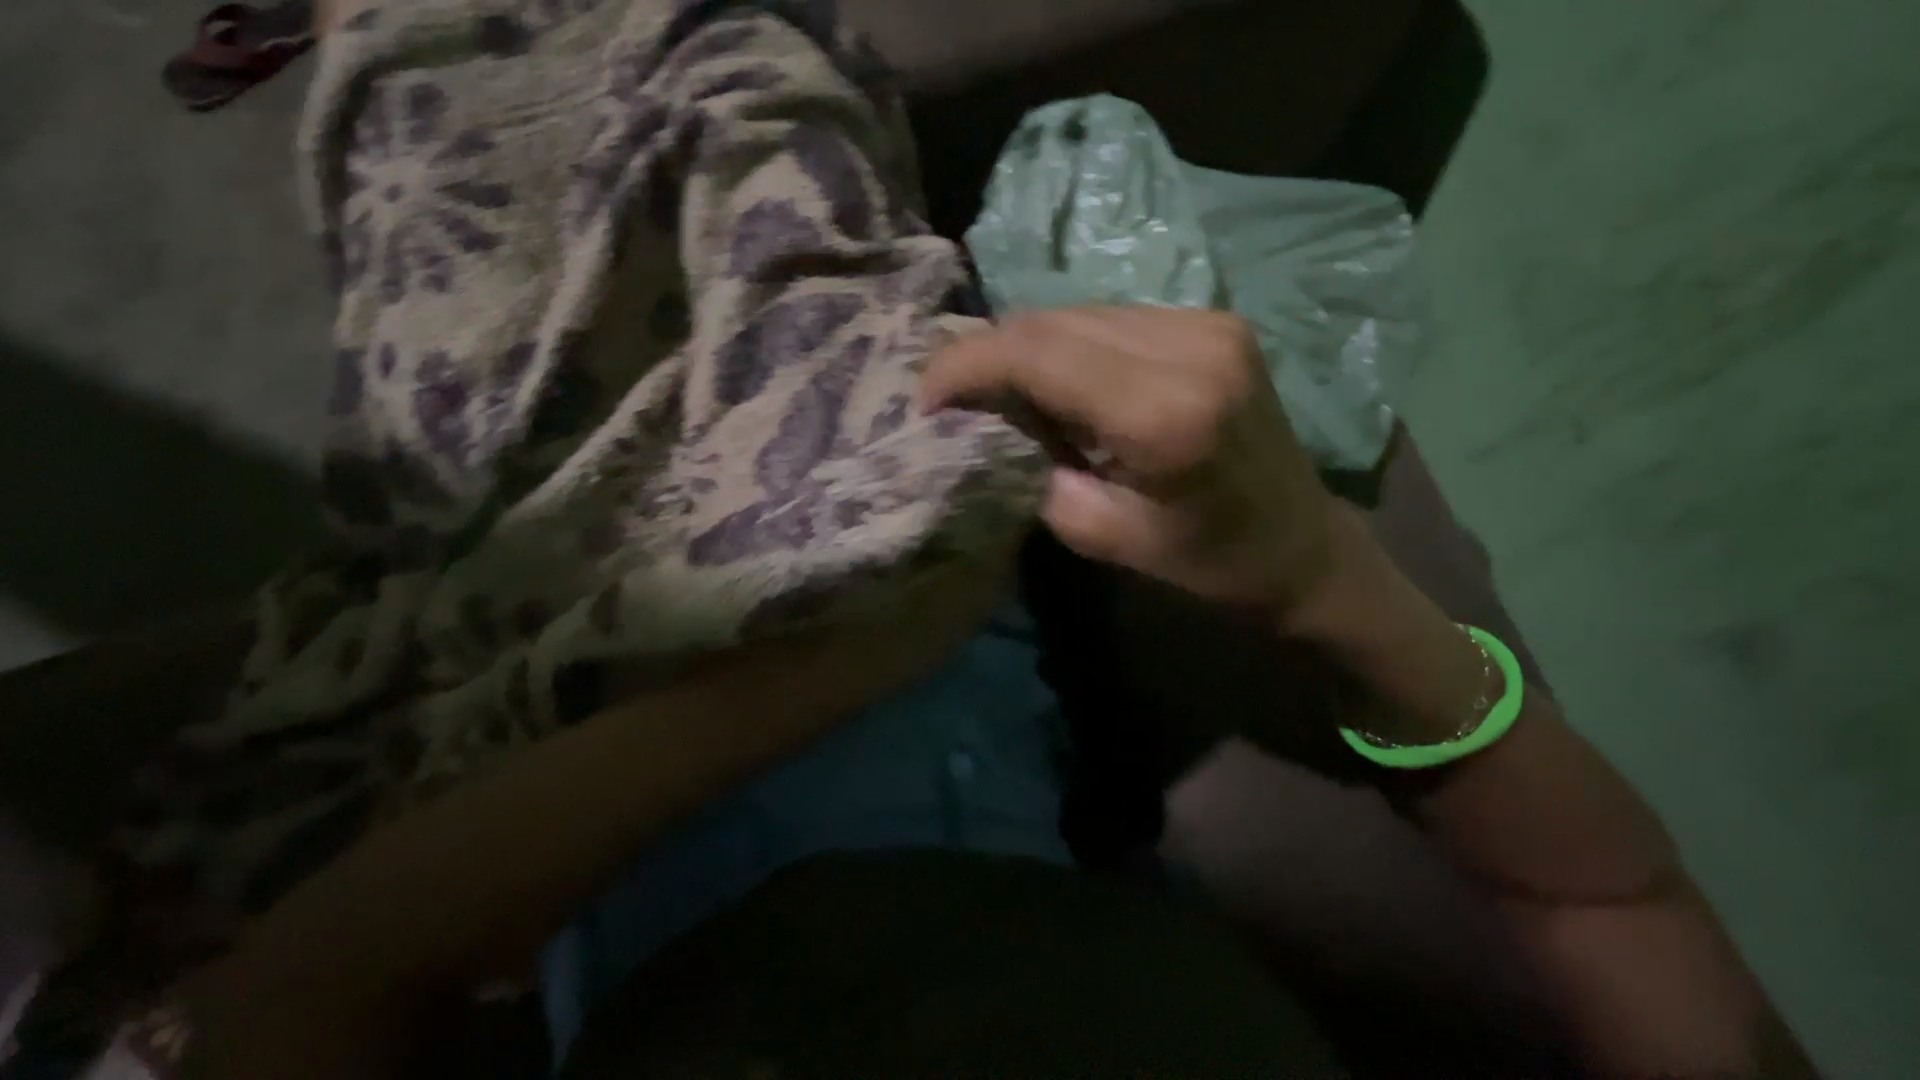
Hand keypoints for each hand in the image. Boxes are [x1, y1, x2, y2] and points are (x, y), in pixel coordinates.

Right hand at [922, 308, 1344, 614]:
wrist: (1302, 545)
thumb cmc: (1209, 562)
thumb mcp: (1106, 537)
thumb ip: (1035, 472)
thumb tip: (985, 425)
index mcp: (1165, 413)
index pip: (1037, 353)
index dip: (965, 364)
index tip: (924, 398)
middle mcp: (1190, 346)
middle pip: (1052, 322)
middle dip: (989, 354)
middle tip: (954, 399)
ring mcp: (1207, 324)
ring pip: (1078, 312)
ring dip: (1028, 348)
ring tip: (1003, 395)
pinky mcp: (1213, 320)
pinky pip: (1112, 318)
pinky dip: (1070, 346)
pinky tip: (1062, 383)